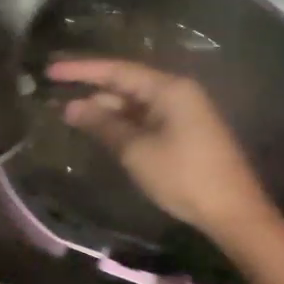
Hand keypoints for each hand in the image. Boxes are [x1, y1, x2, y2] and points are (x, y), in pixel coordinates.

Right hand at [48, 59, 281, 241]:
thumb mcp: (136, 150)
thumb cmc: (183, 176)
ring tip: (70, 116)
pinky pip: (145, 118)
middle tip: (54, 95)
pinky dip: (121, 123)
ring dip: (105, 109)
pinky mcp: (184, 133)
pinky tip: (99, 131)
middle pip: (126, 84)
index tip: (50, 70)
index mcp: (169, 89)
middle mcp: (177, 93)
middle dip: (91, 90)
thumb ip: (102, 124)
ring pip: (134, 103)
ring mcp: (182, 113)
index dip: (81, 69)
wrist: (234, 213)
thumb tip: (71, 107)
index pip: (116, 70)